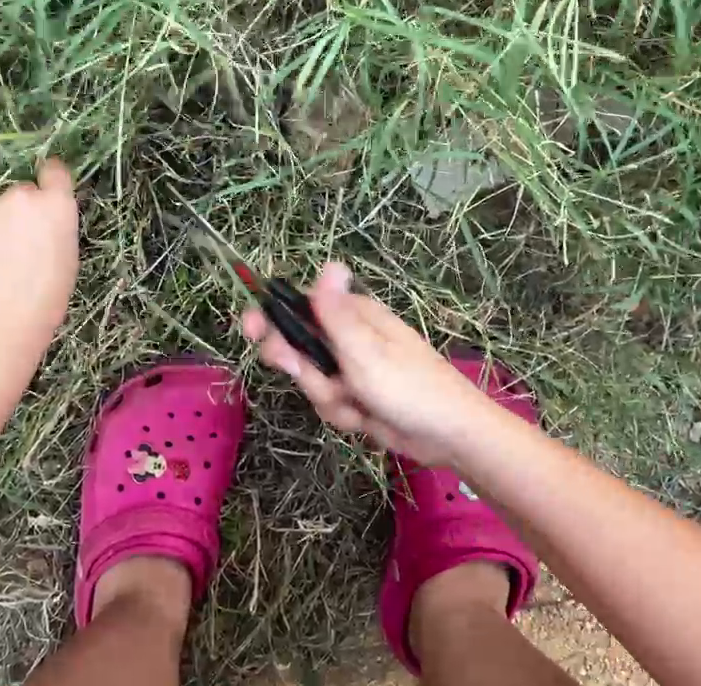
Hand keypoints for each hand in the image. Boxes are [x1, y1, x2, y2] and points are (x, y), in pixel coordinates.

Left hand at [0, 159, 79, 362]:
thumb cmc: (44, 304)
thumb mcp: (66, 261)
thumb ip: (54, 229)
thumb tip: (40, 223)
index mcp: (56, 205)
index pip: (54, 171)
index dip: (48, 183)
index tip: (42, 197)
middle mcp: (21, 196)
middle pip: (18, 194)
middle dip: (15, 214)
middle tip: (13, 251)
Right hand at [240, 262, 485, 464]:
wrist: (450, 438)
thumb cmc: (410, 388)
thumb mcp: (365, 351)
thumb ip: (336, 313)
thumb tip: (330, 263)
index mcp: (352, 315)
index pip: (298, 306)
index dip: (271, 318)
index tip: (250, 331)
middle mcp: (348, 337)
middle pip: (297, 348)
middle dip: (305, 372)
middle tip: (324, 382)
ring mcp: (351, 369)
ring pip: (311, 381)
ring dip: (330, 399)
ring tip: (359, 405)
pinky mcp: (355, 396)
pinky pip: (327, 403)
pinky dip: (343, 415)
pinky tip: (366, 420)